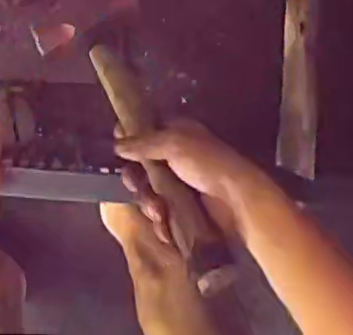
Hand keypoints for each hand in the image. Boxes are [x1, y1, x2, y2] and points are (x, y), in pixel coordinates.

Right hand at [113, 118, 271, 243]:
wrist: (236, 200)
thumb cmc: (206, 162)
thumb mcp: (173, 144)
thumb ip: (143, 143)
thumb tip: (116, 143)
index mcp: (176, 130)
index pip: (146, 128)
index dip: (130, 138)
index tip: (117, 150)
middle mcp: (176, 153)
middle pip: (143, 164)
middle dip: (137, 178)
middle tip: (133, 185)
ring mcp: (180, 182)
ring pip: (150, 190)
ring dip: (150, 202)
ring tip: (157, 211)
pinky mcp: (184, 207)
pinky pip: (162, 211)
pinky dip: (161, 219)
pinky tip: (164, 223)